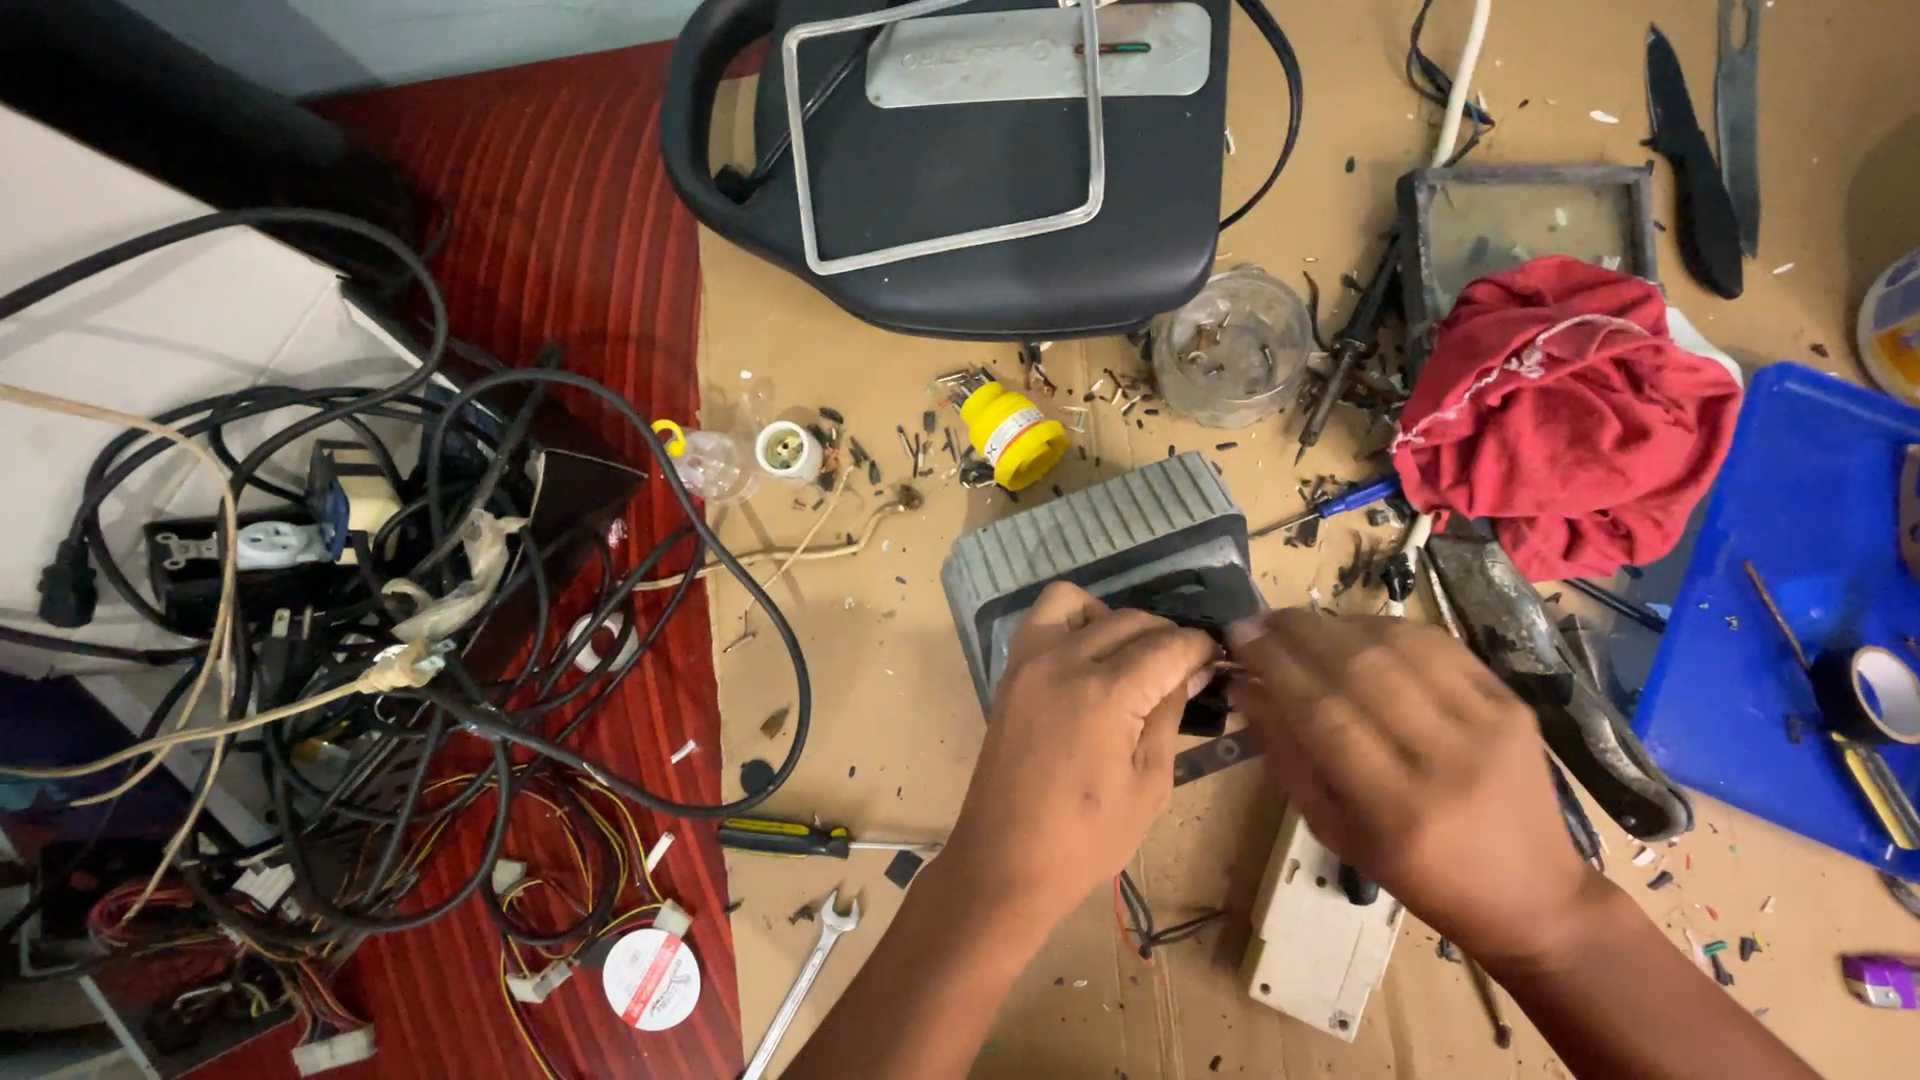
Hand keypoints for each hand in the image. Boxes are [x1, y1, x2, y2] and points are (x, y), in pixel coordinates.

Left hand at [943, 582, 1217, 923]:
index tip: (1216, 659)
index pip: (1168, 645)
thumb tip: (1192, 668)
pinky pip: (1043, 617)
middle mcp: (1063, 661)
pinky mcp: (1011, 670)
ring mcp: (1030, 660)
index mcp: (1105, 694)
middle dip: (1166, 636)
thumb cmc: (1087, 838)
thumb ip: (1169, 714)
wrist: (1006, 858)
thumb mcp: (1149, 783)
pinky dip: (1074, 619)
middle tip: (1182, 669)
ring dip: (1116, 619)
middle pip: (1130, 619)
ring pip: (1081, 604)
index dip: (1200, 648)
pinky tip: (1091, 655)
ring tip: (1133, 657)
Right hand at [1227, 609, 1612, 968]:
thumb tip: (1244, 686)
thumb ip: (1285, 754)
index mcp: (1396, 808)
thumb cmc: (1413, 870)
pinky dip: (1384, 628)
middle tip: (1260, 618)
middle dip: (1299, 633)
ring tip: (1299, 623)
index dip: (1274, 665)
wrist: (1528, 890)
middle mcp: (1448, 760)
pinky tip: (1352, 630)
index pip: (1322, 713)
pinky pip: (1437, 644)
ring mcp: (1488, 725)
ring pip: (1398, 646)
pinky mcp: (1511, 702)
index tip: (1238, 634)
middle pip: (1361, 669)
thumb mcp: (1332, 828)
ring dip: (1337, 624)